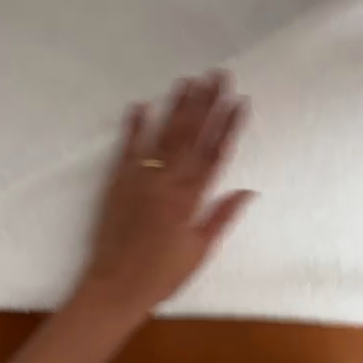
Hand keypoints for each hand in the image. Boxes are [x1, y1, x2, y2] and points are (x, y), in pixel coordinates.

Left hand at [72, 73, 254, 319]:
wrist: (114, 287)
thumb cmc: (161, 276)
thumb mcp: (199, 251)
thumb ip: (221, 217)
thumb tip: (248, 190)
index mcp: (190, 200)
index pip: (215, 154)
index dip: (229, 126)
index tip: (241, 101)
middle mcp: (167, 183)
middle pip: (191, 136)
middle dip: (207, 103)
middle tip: (218, 75)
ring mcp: (139, 180)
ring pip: (162, 136)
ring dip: (176, 107)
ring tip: (188, 80)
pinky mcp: (116, 183)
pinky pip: (127, 149)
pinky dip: (133, 126)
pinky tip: (141, 105)